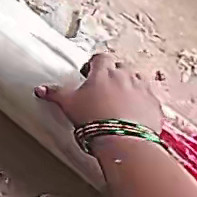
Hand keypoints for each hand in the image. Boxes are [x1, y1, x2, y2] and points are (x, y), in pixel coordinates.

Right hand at [37, 53, 163, 129]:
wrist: (123, 139)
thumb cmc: (94, 118)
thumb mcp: (68, 104)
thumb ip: (54, 93)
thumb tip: (41, 89)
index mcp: (103, 72)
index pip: (101, 57)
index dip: (93, 63)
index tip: (87, 73)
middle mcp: (126, 76)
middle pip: (121, 66)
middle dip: (113, 73)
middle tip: (103, 86)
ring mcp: (143, 90)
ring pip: (138, 79)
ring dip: (130, 85)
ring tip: (119, 98)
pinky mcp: (155, 105)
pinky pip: (149, 98)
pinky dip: (142, 102)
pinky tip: (133, 112)